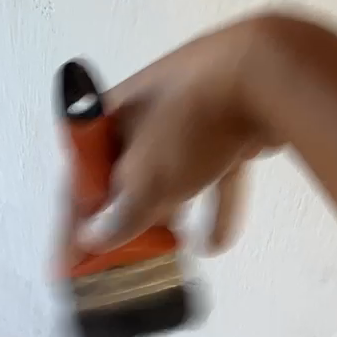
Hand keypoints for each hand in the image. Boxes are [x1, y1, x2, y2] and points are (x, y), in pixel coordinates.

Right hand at [74, 15, 292, 253]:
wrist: (265, 74)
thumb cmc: (187, 123)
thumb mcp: (145, 180)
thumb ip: (119, 216)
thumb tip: (94, 238)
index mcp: (106, 119)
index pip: (79, 178)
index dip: (73, 223)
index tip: (71, 262)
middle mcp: (140, 115)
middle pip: (122, 178)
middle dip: (124, 222)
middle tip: (124, 261)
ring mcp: (186, 118)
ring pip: (168, 177)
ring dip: (167, 217)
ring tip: (167, 254)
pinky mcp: (226, 128)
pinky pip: (211, 175)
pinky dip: (212, 208)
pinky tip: (217, 244)